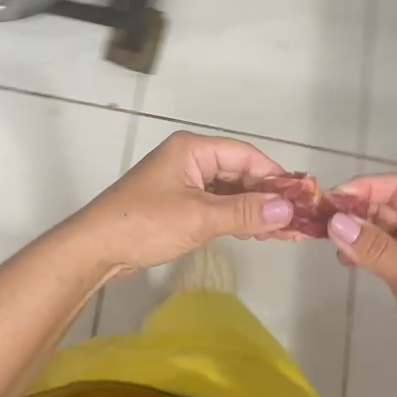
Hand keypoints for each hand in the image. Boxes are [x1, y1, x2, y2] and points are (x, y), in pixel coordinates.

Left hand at [66, 130, 293, 274]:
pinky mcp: (176, 203)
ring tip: (283, 233)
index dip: (274, 176)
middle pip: (238, 172)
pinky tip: (254, 233)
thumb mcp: (199, 218)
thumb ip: (244, 212)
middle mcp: (189, 158)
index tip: (301, 198)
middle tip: (296, 222)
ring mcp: (181, 181)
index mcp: (192, 149)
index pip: (245, 155)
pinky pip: (215, 204)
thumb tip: (287, 210)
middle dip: (266, 196)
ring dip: (253, 209)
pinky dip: (234, 217)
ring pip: (228, 190)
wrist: (95, 248)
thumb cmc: (145, 224)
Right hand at [326, 173, 396, 383]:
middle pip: (388, 205)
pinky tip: (343, 258)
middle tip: (319, 217)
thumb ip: (377, 250)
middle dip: (356, 208)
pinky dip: (361, 250)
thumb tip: (334, 221)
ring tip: (326, 237)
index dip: (366, 187)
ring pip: (381, 228)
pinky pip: (380, 251)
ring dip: (355, 229)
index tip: (331, 197)